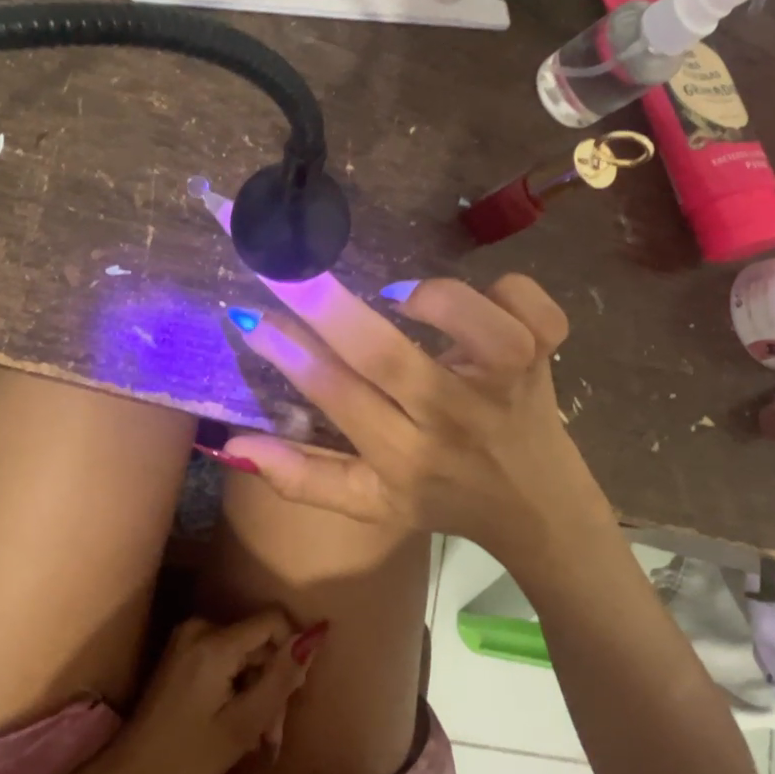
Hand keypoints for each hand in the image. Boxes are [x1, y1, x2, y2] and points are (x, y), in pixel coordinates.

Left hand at [111, 611, 324, 773]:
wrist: (135, 769)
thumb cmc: (191, 751)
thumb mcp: (246, 722)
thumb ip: (282, 676)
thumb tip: (317, 633)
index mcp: (215, 641)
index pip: (273, 620)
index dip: (292, 651)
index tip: (292, 693)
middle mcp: (201, 626)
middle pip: (258, 642)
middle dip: (272, 683)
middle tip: (273, 732)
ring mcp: (188, 636)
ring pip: (245, 653)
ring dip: (257, 690)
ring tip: (258, 736)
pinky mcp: (183, 649)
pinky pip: (226, 657)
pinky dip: (238, 685)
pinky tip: (238, 720)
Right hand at [220, 273, 609, 556]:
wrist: (539, 509)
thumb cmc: (442, 497)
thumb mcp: (368, 502)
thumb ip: (301, 477)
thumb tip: (230, 447)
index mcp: (404, 456)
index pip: (336, 395)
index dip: (288, 352)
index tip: (249, 312)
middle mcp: (453, 418)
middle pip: (386, 355)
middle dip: (326, 306)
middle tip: (286, 264)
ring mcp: (507, 384)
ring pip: (476, 325)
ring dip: (433, 297)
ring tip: (400, 297)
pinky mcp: (545, 355)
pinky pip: (533, 306)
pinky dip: (508, 288)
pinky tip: (481, 300)